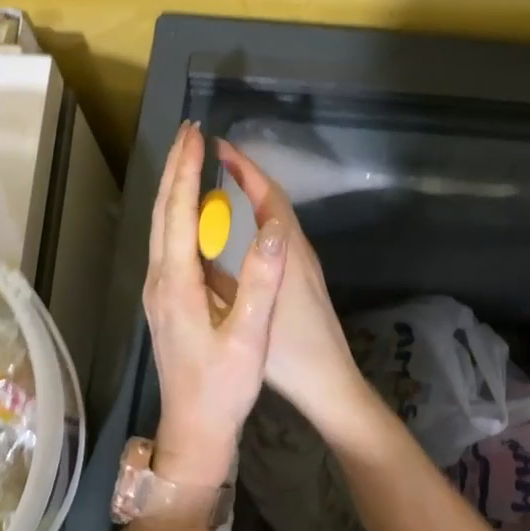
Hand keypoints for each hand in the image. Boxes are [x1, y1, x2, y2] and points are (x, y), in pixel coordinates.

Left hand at [144, 122, 287, 486]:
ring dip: (173, 190)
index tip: (195, 134)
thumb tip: (273, 228)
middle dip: (174, 170)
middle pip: (161, 212)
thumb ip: (260, 282)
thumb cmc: (224, 386)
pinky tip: (190, 212)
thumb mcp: (249, 337)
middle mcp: (159, 281)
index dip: (185, 171)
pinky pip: (166, 244)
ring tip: (189, 161)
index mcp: (176, 283)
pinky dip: (176, 215)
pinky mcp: (164, 302)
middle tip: (189, 132)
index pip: (176, 212)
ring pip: (160, 227)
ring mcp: (157, 292)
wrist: (194, 428)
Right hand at [212, 141, 374, 445]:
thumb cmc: (290, 354)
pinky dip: (252, 225)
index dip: (244, 168)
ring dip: (249, 198)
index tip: (218, 145)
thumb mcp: (251, 316)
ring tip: (217, 190)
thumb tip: (200, 246)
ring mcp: (302, 268)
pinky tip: (232, 241)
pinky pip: (273, 239)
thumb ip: (228, 280)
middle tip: (212, 158)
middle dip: (245, 175)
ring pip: (275, 221)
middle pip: (272, 201)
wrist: (330, 385)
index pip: (268, 196)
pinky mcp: (300, 284)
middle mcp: (298, 252)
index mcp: (288, 254)